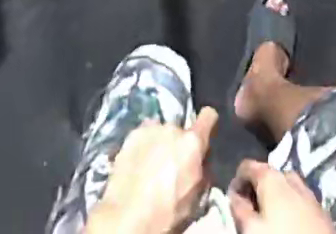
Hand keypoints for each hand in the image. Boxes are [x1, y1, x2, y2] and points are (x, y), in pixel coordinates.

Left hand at [88, 108, 219, 233]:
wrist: (126, 220)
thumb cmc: (166, 213)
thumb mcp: (196, 195)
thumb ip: (202, 168)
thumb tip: (200, 160)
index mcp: (193, 142)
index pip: (208, 115)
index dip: (206, 125)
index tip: (201, 136)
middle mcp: (173, 129)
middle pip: (180, 129)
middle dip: (177, 143)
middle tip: (168, 164)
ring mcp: (151, 130)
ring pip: (160, 132)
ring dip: (158, 143)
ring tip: (149, 165)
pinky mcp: (131, 136)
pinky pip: (142, 136)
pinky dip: (141, 147)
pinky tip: (135, 165)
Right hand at [229, 160, 335, 233]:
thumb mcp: (252, 229)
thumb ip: (239, 209)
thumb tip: (233, 194)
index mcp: (272, 177)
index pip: (247, 166)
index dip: (236, 181)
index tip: (231, 200)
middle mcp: (290, 176)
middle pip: (266, 175)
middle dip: (254, 189)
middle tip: (246, 212)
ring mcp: (306, 189)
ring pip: (282, 186)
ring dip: (270, 197)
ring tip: (263, 219)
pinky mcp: (317, 204)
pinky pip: (295, 197)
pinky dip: (285, 203)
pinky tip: (284, 222)